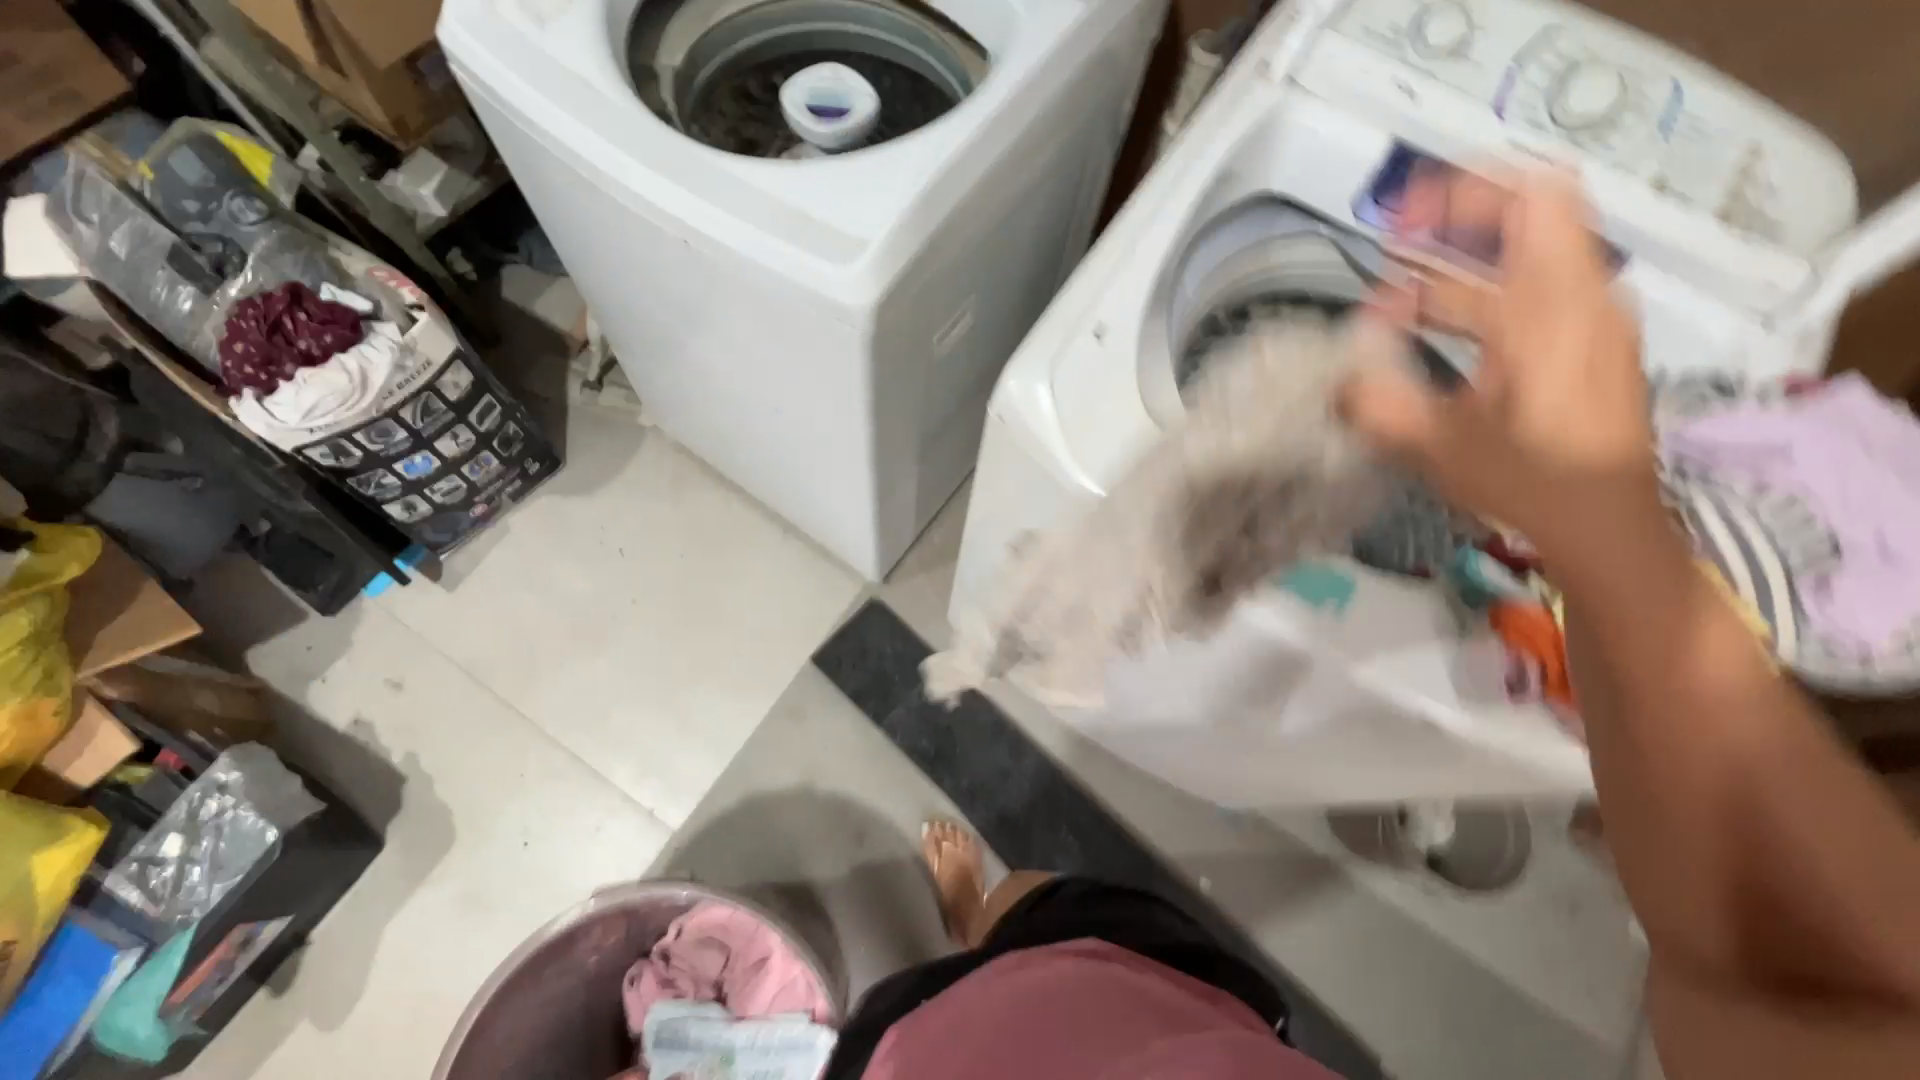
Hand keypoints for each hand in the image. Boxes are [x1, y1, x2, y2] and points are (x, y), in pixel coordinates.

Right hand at [1340, 169, 1661, 557]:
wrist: (1608, 527)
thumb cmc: (1530, 479)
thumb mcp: (1438, 444)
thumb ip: (1377, 405)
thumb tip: (1337, 382)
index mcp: (1550, 306)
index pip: (1529, 197)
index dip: (1463, 189)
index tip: (1401, 220)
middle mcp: (1580, 299)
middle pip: (1523, 224)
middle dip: (1449, 233)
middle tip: (1390, 257)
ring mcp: (1591, 324)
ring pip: (1520, 269)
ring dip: (1454, 280)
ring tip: (1393, 314)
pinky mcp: (1590, 352)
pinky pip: (1533, 301)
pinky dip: (1482, 307)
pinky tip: (1438, 348)